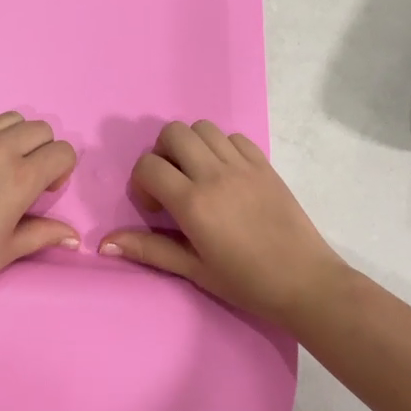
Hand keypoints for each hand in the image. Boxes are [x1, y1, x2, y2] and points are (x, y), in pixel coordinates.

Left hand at [0, 113, 79, 284]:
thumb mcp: (10, 248)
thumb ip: (45, 233)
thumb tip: (74, 236)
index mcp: (23, 176)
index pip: (62, 151)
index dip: (61, 169)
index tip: (46, 190)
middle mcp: (1, 149)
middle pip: (39, 129)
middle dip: (42, 149)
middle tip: (26, 175)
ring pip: (10, 119)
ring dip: (15, 137)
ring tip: (2, 163)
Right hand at [100, 121, 345, 323]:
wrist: (306, 283)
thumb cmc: (246, 283)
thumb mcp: (194, 269)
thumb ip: (149, 250)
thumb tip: (105, 242)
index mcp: (194, 203)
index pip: (149, 166)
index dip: (141, 184)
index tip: (154, 210)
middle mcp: (215, 174)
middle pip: (174, 133)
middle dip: (162, 154)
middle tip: (172, 185)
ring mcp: (243, 166)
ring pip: (203, 128)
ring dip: (191, 146)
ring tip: (197, 176)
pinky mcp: (265, 165)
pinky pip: (234, 137)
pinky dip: (221, 148)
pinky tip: (225, 176)